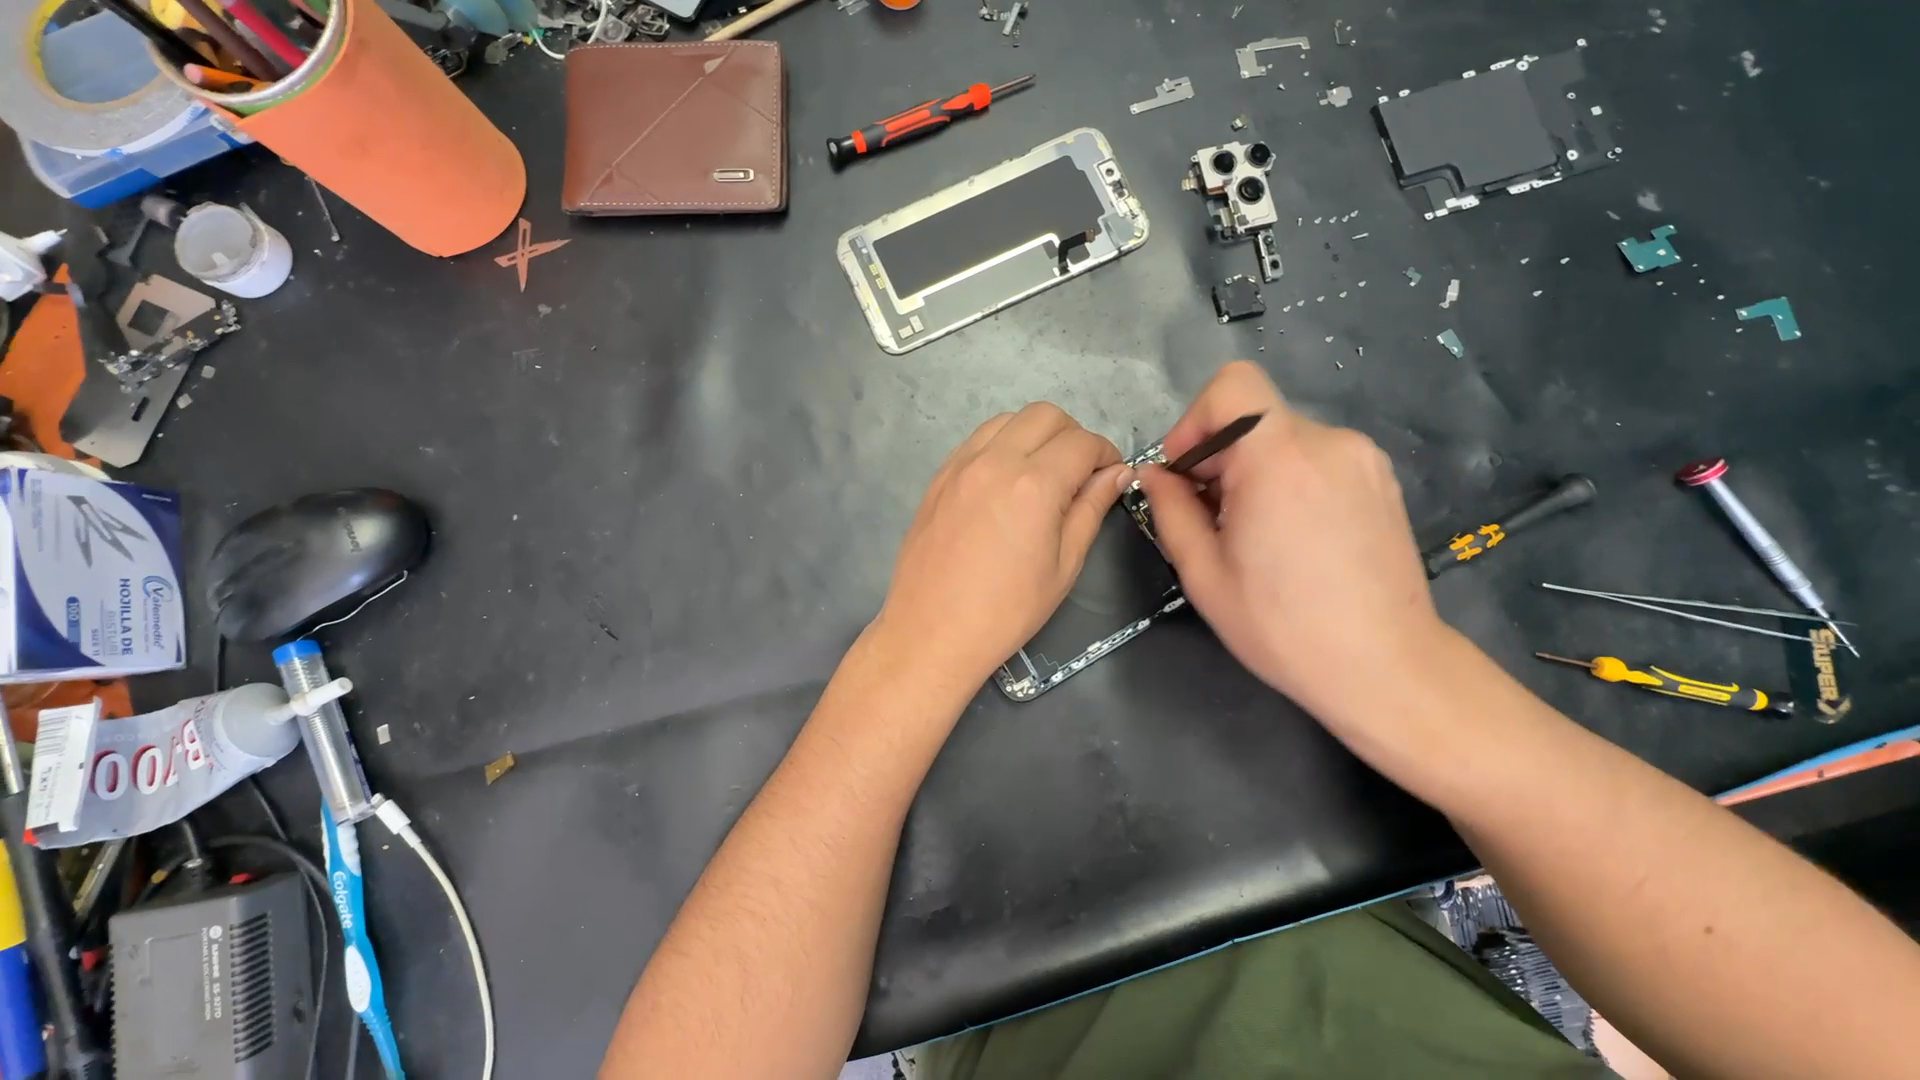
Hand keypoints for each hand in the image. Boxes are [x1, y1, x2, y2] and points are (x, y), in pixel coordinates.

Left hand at [875, 403, 1129, 692]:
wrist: (932, 631)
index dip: (1107, 455)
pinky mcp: (939, 477)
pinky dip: (1002, 444)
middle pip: (1046, 415)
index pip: (1083, 442)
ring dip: (1035, 434)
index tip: (1112, 476)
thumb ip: (1091, 509)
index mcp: (1034, 484)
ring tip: (1043, 474)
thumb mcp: (1064, 565)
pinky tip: (1007, 481)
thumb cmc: (1006, 611)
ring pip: (1008, 420)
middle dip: (1073, 435)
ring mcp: (961, 465)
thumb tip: (1117, 474)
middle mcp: (995, 461)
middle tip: (1080, 473)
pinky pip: (977, 439)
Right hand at [1135, 362, 1447, 725]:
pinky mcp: (1382, 480)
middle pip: (1254, 419)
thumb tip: (1155, 474)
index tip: (1188, 475)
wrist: (1385, 665)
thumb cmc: (1283, 627)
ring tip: (1257, 536)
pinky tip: (1295, 539)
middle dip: (1221, 459)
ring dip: (1257, 473)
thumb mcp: (1204, 575)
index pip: (1230, 386)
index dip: (1196, 421)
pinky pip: (1318, 460)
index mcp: (1278, 458)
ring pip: (1286, 441)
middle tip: (1212, 520)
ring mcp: (1363, 459)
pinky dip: (1293, 483)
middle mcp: (1328, 442)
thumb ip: (1171, 510)